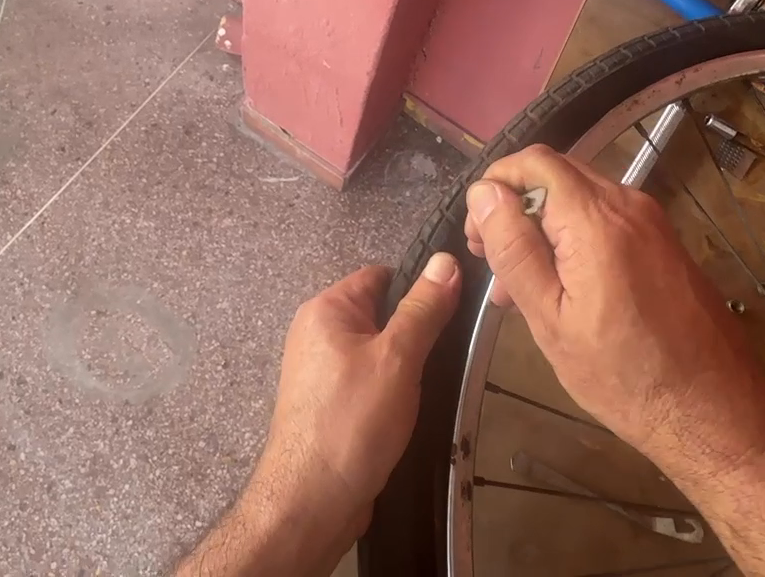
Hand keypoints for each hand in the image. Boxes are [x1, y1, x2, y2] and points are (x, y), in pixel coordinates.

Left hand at [178, 256, 460, 574]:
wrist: (311, 504)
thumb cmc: (352, 421)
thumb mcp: (397, 358)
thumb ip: (423, 309)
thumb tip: (446, 260)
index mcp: (326, 310)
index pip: (381, 277)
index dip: (418, 288)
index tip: (454, 309)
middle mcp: (316, 333)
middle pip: (380, 314)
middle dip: (414, 333)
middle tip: (448, 353)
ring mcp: (319, 372)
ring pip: (377, 352)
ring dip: (405, 367)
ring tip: (434, 385)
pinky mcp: (328, 405)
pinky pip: (367, 382)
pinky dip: (390, 392)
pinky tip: (411, 410)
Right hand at [464, 145, 764, 459]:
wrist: (718, 413)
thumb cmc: (626, 377)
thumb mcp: (551, 319)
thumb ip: (514, 249)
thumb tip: (484, 193)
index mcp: (597, 220)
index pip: (533, 162)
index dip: (495, 185)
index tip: (477, 235)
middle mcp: (627, 204)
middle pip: (555, 172)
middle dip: (514, 204)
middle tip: (489, 258)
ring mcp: (650, 220)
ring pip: (577, 196)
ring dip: (540, 223)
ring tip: (518, 283)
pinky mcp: (662, 240)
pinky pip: (603, 218)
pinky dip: (571, 236)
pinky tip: (559, 285)